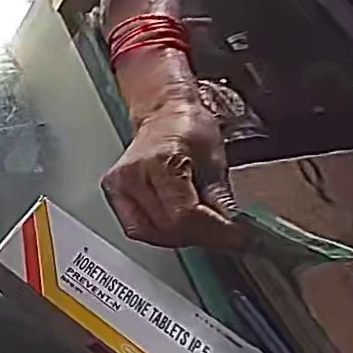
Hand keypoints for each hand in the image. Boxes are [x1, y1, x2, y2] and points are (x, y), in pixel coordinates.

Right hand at [102, 101, 245, 251]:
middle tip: (225, 237)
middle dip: (200, 237)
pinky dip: (160, 233)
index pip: (184, 215)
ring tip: (203, 230)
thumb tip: (231, 230)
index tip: (237, 239)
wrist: (163, 114)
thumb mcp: (214, 161)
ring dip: (180, 238)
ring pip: (150, 233)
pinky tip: (178, 226)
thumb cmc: (187, 127)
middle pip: (166, 228)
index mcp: (159, 162)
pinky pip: (137, 227)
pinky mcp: (115, 194)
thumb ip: (219, 200)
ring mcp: (119, 186)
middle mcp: (132, 175)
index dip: (213, 231)